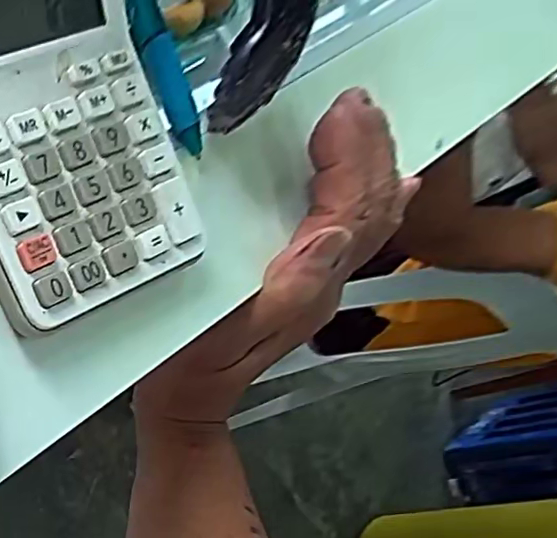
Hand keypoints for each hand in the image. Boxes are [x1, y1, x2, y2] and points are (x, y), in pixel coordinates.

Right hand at [133, 88, 417, 426]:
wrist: (183, 409)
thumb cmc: (189, 376)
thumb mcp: (224, 341)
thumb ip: (283, 294)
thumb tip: (330, 238)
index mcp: (306, 290)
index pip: (349, 209)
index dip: (351, 157)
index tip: (338, 117)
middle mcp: (321, 285)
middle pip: (369, 206)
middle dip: (369, 149)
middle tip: (355, 108)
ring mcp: (313, 288)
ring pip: (368, 216)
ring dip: (370, 165)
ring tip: (363, 128)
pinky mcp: (298, 289)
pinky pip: (350, 234)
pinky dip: (364, 196)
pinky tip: (373, 183)